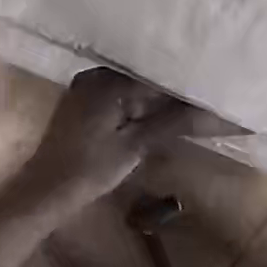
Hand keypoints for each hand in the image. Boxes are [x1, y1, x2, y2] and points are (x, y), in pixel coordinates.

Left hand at [6, 69, 235, 220]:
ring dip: (161, 98)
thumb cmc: (88, 170)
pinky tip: (165, 113)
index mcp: (107, 80)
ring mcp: (88, 90)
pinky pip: (122, 97)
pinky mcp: (86, 105)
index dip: (190, 82)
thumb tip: (222, 113)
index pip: (159, 74)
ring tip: (199, 101)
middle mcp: (97, 76)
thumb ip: (177, 123)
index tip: (220, 83)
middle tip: (215, 92)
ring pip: (135, 88)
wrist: (44, 193)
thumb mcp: (135, 146)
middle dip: (177, 89)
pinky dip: (142, 106)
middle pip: (147, 78)